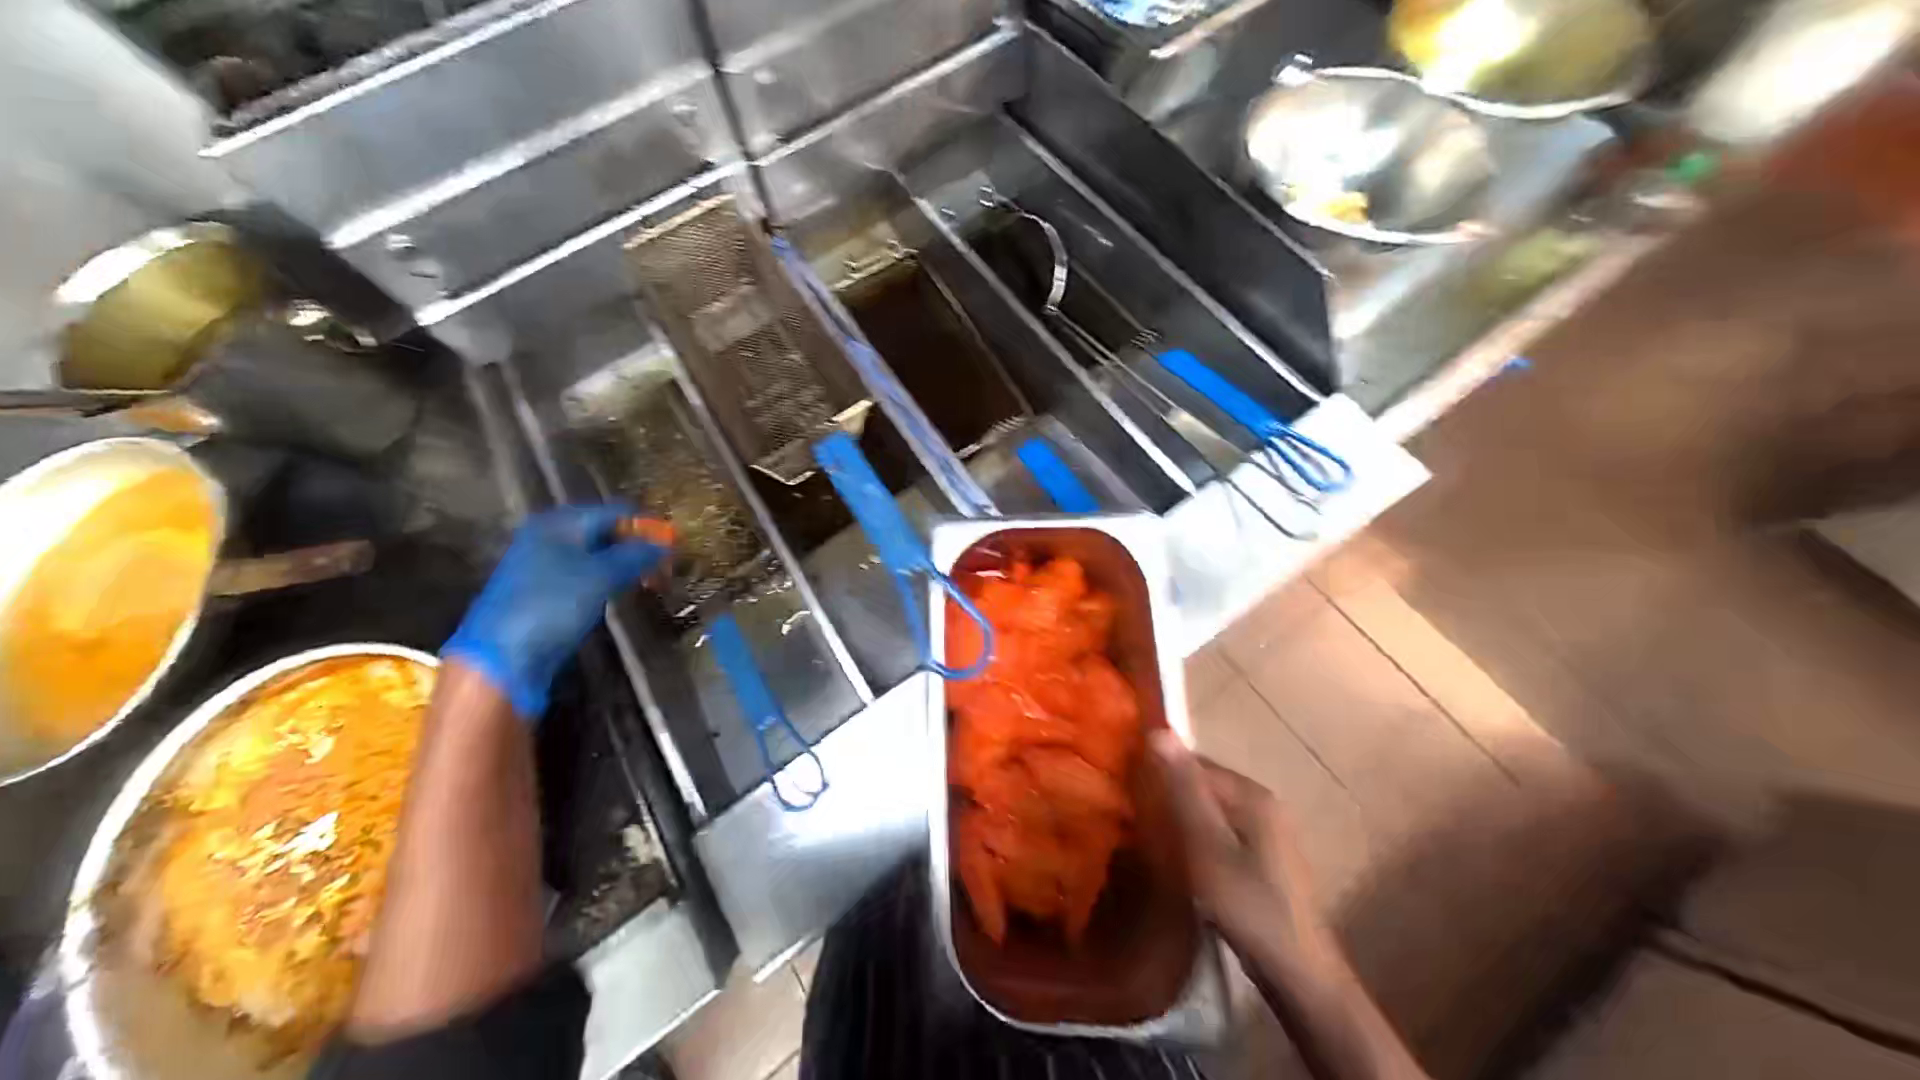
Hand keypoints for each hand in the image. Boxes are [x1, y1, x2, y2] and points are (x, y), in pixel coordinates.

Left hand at [443, 504, 668, 720]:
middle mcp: (549, 537)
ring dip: (625, 566)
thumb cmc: (552, 605)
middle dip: (637, 547)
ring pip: (596, 556)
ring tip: (651, 581)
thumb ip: (635, 556)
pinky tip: (623, 593)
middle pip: (605, 533)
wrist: (503, 657)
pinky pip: (586, 576)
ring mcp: (544, 565)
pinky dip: (609, 581)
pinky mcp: (545, 592)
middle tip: (666, 567)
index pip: (614, 513)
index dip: (646, 527)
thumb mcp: (600, 576)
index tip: (674, 546)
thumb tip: (665, 544)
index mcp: (559, 524)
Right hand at [1153, 732, 1330, 961]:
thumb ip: (1184, 790)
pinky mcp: (1265, 856)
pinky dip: (1198, 837)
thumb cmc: (1249, 906)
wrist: (1299, 974)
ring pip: (1210, 809)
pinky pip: (1220, 830)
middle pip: (1203, 784)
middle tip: (1135, 821)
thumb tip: (1159, 730)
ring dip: (1182, 818)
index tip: (1127, 794)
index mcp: (1251, 793)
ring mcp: (1268, 830)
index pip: (1193, 762)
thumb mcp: (1207, 846)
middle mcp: (1263, 802)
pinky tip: (1182, 860)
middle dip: (1170, 796)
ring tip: (1152, 840)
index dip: (1159, 773)